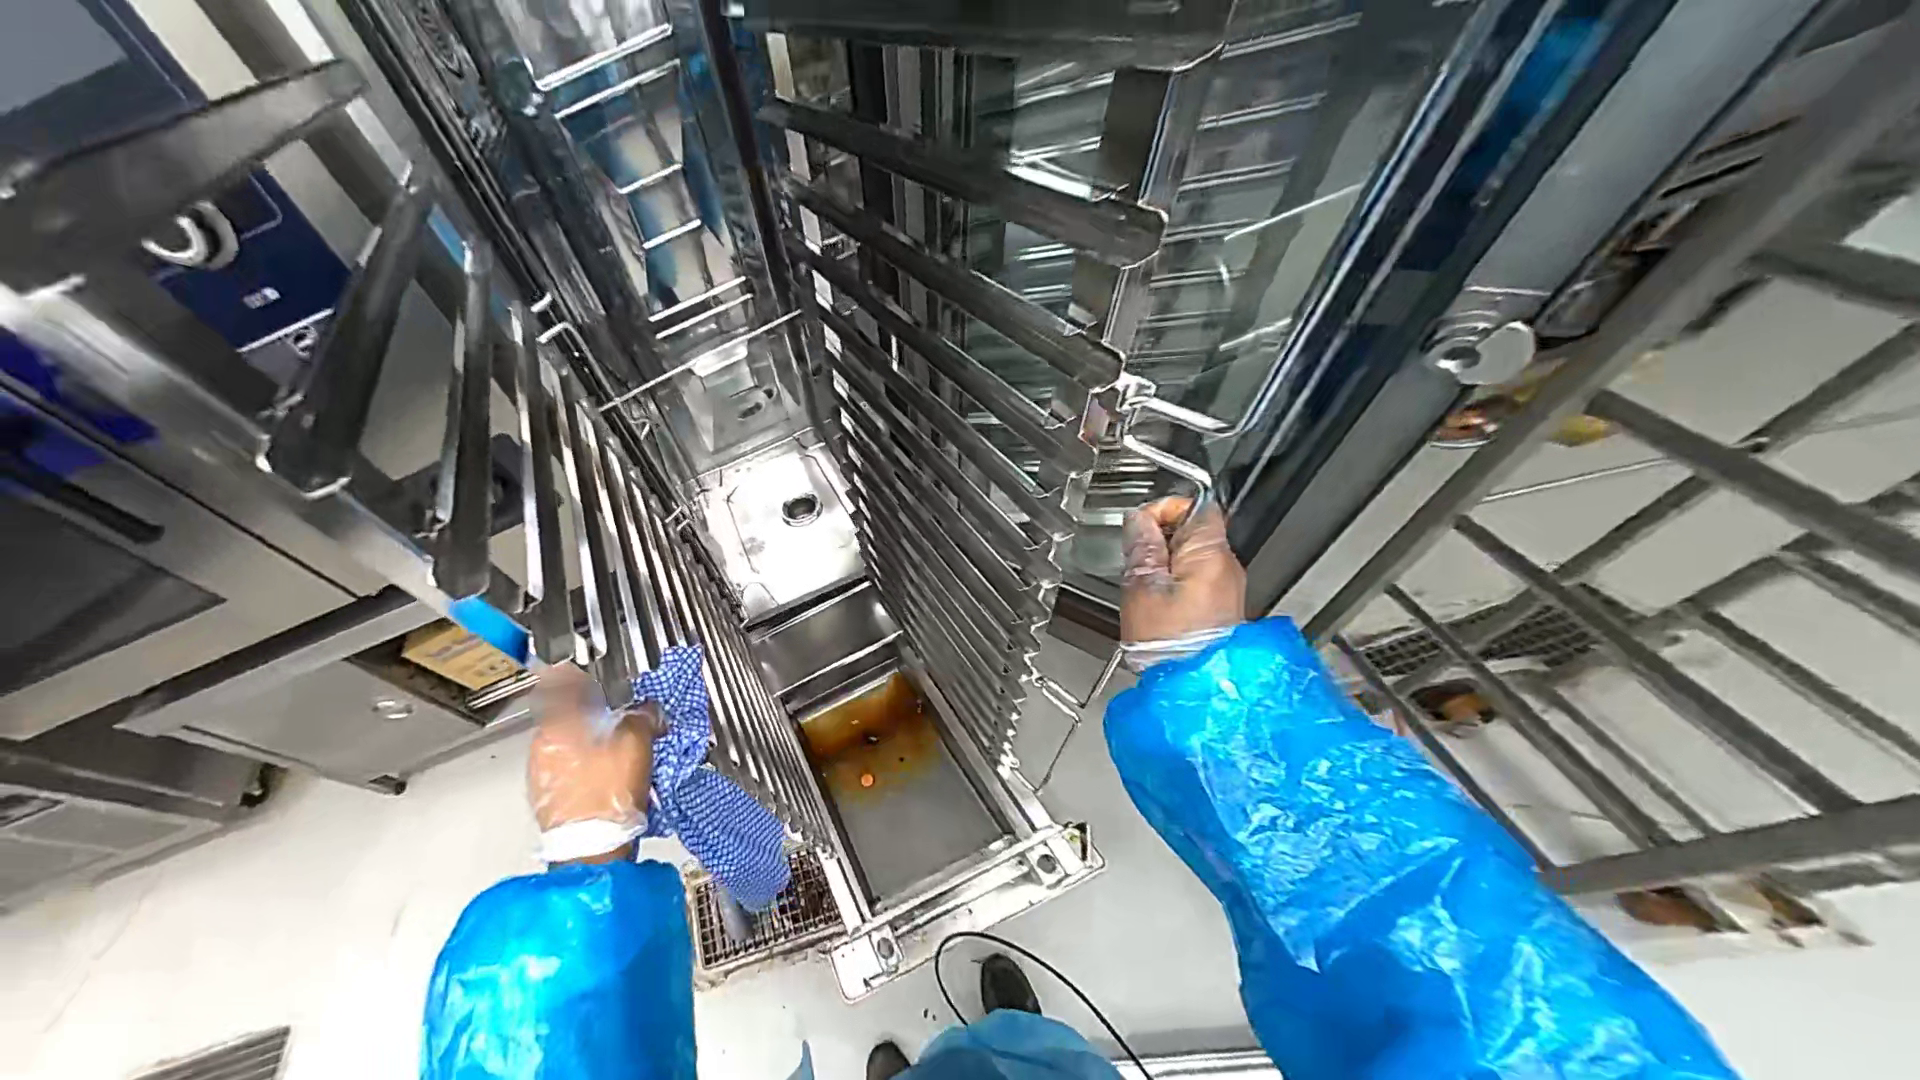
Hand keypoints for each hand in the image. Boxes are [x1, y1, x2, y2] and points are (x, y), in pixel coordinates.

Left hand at [526, 665, 663, 860]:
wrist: (594, 847)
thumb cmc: (611, 790)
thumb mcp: (638, 741)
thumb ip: (642, 714)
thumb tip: (647, 708)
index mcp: (558, 726)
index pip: (564, 685)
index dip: (583, 677)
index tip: (595, 677)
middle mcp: (541, 745)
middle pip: (569, 715)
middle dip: (595, 714)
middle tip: (623, 718)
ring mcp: (540, 773)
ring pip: (569, 742)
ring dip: (591, 739)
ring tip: (620, 748)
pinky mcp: (547, 796)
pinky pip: (569, 766)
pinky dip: (586, 764)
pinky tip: (608, 774)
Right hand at [1119, 496, 1246, 670]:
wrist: (1190, 688)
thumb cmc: (1168, 643)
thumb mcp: (1142, 586)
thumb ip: (1141, 546)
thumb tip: (1138, 519)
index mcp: (1211, 554)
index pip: (1197, 504)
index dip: (1165, 508)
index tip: (1142, 528)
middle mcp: (1227, 566)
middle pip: (1192, 529)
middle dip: (1160, 539)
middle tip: (1139, 562)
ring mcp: (1226, 587)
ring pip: (1191, 555)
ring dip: (1164, 562)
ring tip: (1146, 587)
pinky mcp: (1220, 606)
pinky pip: (1194, 578)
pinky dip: (1173, 583)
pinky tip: (1158, 603)